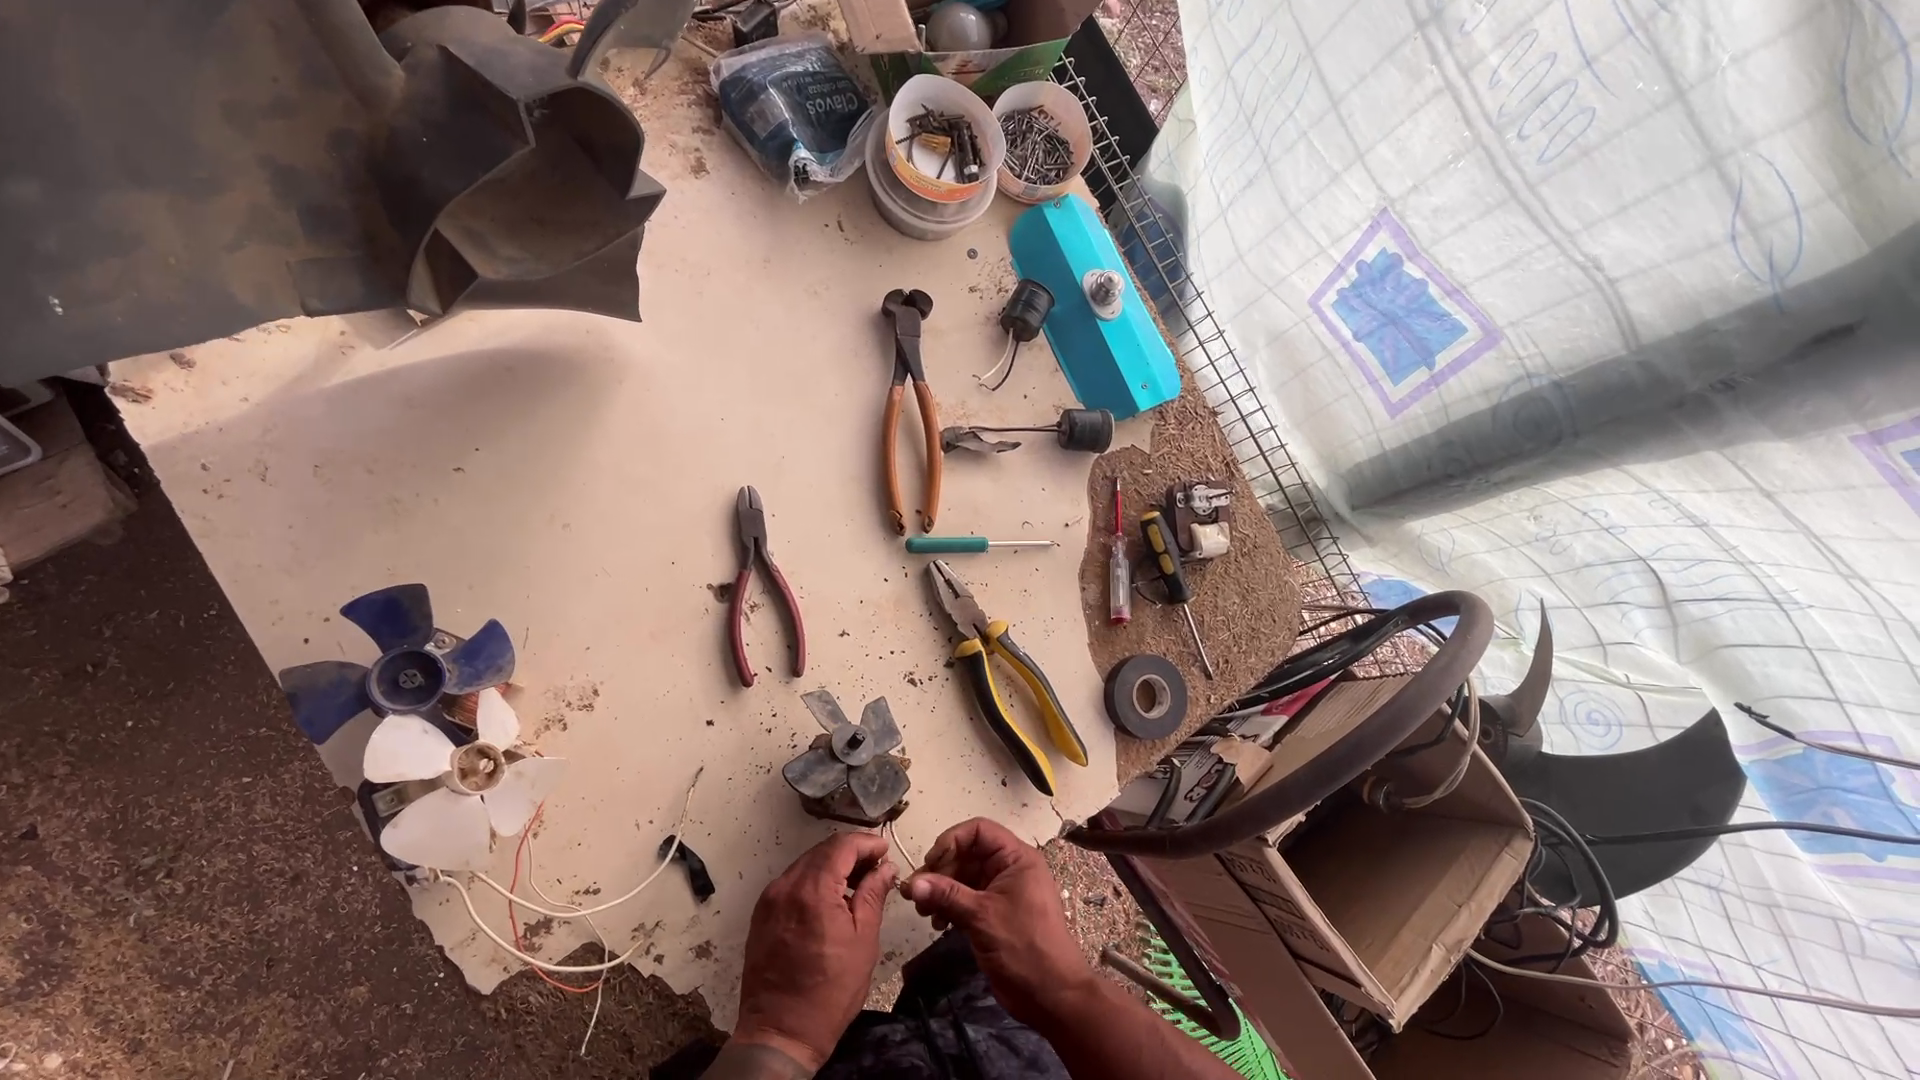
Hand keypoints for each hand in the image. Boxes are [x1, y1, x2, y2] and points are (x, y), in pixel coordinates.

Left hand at [733, 831, 896, 1072]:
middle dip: (851, 852)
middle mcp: (786, 886)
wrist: (780, 1033)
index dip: (867, 843)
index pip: (842, 846)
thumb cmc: (830, 991)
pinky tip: (830, 899)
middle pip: (822, 851)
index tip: (885, 851)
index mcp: (813, 890)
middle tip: (876, 867)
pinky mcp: (762, 914)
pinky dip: (814, 881)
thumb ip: (873, 895)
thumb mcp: (863, 941)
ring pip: (806, 865)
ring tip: (856, 883)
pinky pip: (792, 883)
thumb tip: (886, 868)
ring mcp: (770, 899)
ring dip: (832, 866)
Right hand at [901, 818, 1096, 1026]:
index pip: (979, 831)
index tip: (930, 864)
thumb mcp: (982, 916)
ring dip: (941, 890)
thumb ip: (946, 895)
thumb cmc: (1024, 947)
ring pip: (964, 877)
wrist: (1051, 996)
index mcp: (1016, 858)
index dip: (951, 841)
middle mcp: (1009, 869)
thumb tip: (912, 883)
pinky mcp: (994, 915)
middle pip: (967, 854)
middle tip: (917, 894)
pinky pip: (966, 899)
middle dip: (941, 870)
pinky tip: (938, 923)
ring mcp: (1001, 893)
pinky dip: (949, 906)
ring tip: (923, 912)